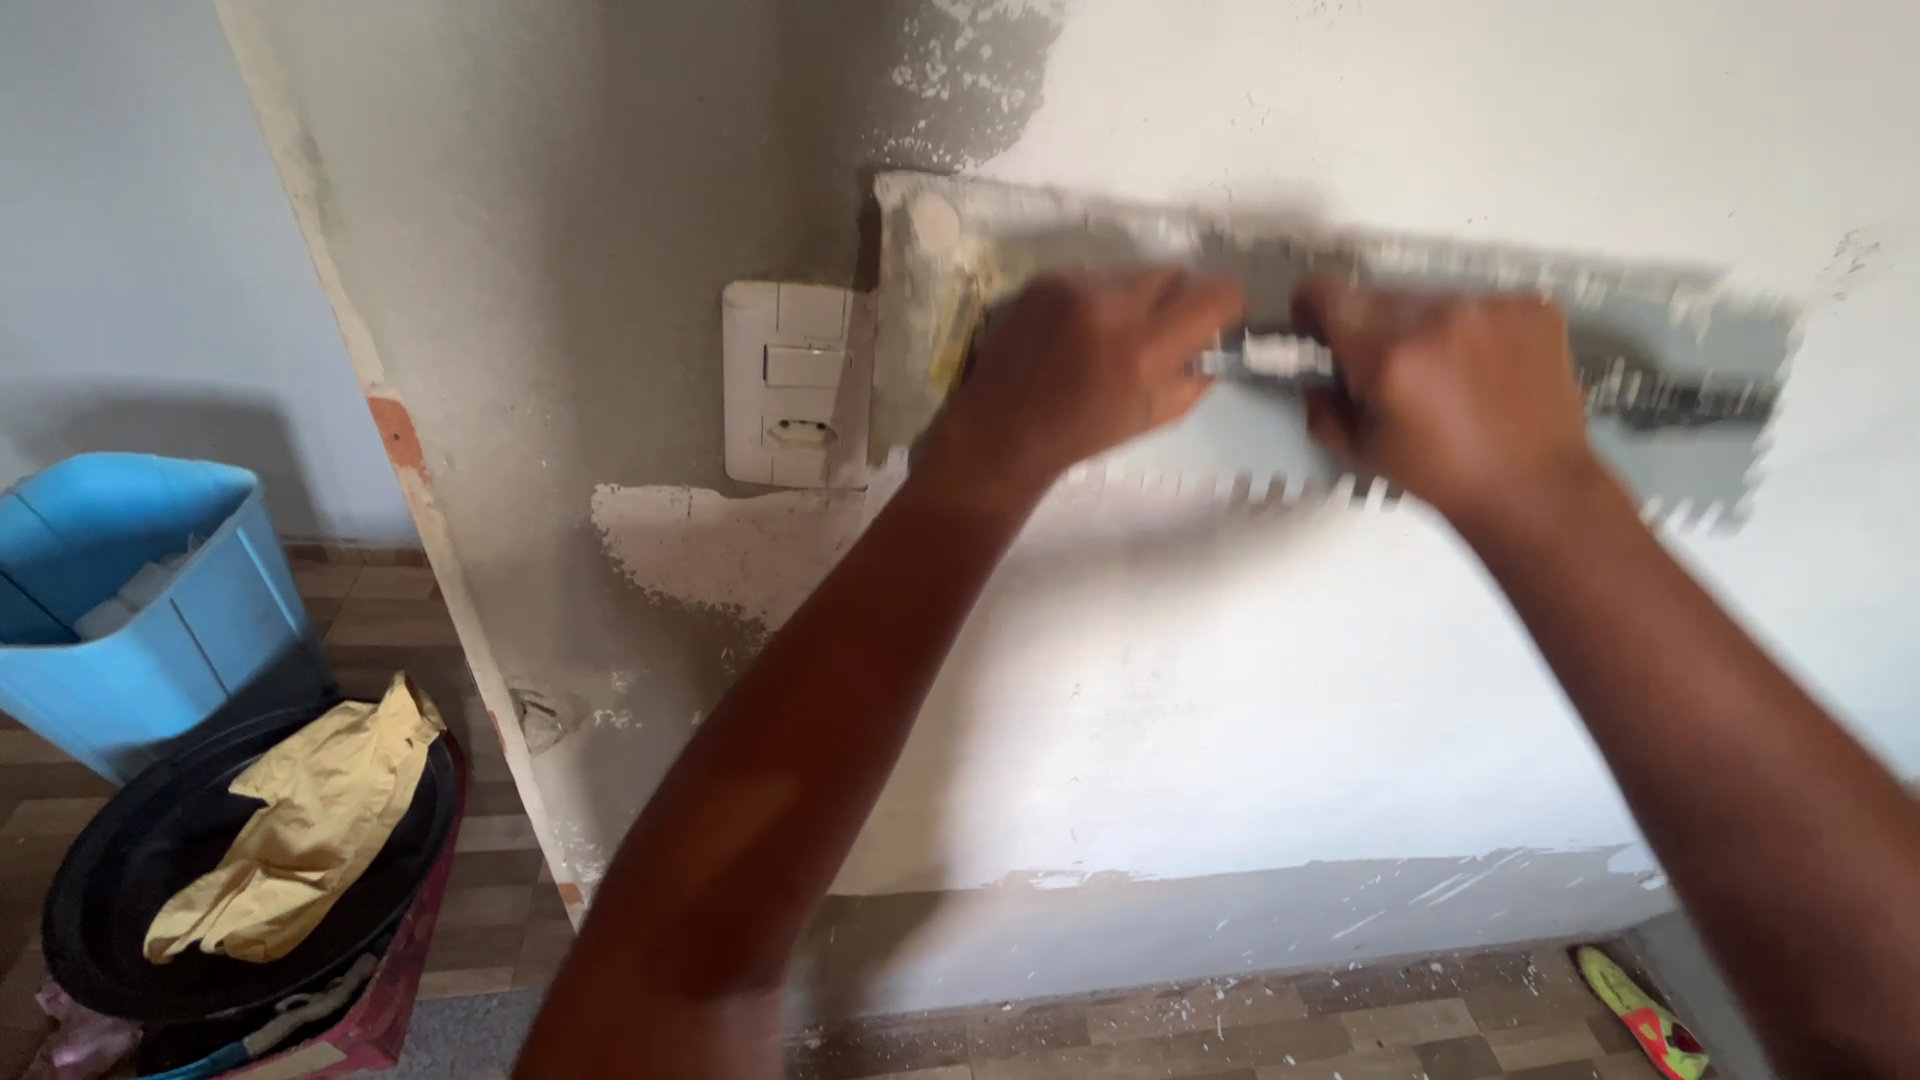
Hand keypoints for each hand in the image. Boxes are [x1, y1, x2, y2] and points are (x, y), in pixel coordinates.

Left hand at [919, 268, 1244, 508]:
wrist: (1000, 432)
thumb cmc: (1079, 436)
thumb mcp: (1152, 419)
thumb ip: (1196, 378)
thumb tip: (1217, 344)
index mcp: (1142, 348)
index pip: (1218, 291)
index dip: (1224, 310)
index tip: (1210, 329)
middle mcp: (1110, 303)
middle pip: (1177, 273)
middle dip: (1177, 304)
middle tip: (1158, 337)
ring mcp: (1073, 285)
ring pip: (1135, 271)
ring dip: (1137, 299)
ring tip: (1110, 337)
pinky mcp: (1046, 279)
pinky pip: (1096, 274)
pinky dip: (1099, 298)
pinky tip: (1078, 332)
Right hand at [1292, 278, 1602, 527]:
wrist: (1532, 486)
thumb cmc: (1437, 474)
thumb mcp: (1359, 448)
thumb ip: (1323, 404)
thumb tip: (1317, 376)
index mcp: (1386, 355)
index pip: (1327, 295)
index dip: (1311, 309)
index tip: (1318, 330)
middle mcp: (1437, 316)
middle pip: (1377, 297)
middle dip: (1369, 328)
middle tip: (1386, 369)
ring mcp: (1490, 306)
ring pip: (1429, 299)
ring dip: (1420, 327)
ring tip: (1441, 372)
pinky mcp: (1531, 306)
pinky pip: (1477, 304)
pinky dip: (1468, 329)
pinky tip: (1482, 368)